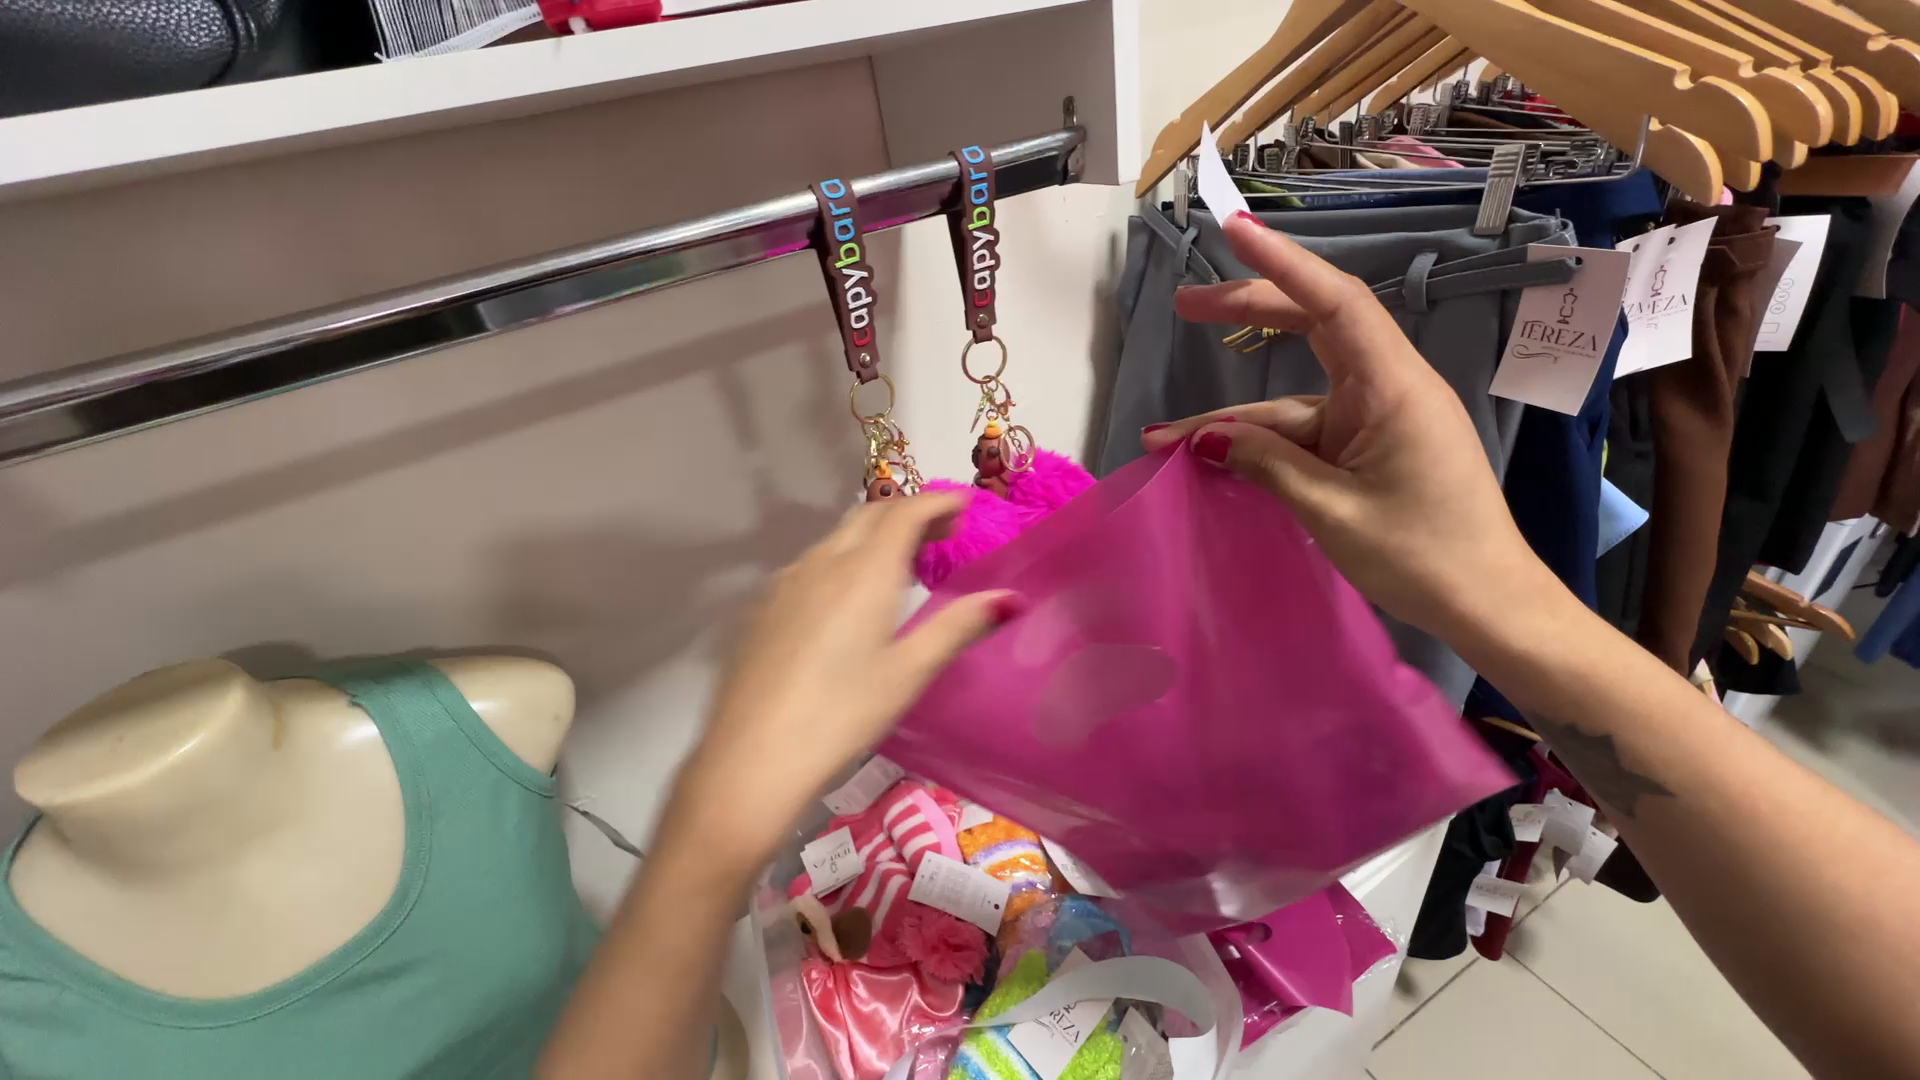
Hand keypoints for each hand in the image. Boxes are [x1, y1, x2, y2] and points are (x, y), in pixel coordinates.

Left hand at [672, 493, 1018, 860]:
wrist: (752, 754)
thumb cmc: (842, 713)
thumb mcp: (909, 672)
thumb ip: (959, 627)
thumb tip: (1010, 597)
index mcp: (864, 571)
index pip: (905, 512)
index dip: (938, 501)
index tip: (965, 504)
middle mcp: (822, 562)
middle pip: (869, 515)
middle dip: (909, 513)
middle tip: (942, 534)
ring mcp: (786, 582)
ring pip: (836, 537)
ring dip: (874, 535)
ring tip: (901, 564)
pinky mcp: (763, 606)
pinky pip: (811, 563)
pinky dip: (842, 559)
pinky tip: (847, 598)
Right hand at [1143, 212, 1548, 637]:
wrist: (1487, 605)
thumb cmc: (1422, 555)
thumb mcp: (1331, 509)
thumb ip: (1266, 463)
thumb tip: (1203, 437)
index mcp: (1391, 388)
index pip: (1334, 303)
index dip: (1282, 262)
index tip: (1233, 228)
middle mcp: (1384, 389)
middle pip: (1312, 329)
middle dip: (1247, 313)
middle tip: (1184, 305)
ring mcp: (1373, 420)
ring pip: (1291, 400)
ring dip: (1231, 416)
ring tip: (1162, 439)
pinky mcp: (1366, 448)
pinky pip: (1302, 434)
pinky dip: (1258, 445)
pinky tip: (1213, 458)